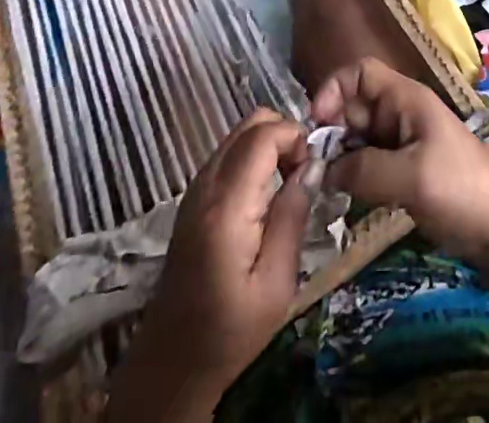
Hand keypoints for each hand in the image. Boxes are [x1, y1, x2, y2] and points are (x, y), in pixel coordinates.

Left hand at [125, 110, 311, 418]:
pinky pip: (229, 156)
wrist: (171, 365)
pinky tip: (269, 194)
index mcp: (225, 207)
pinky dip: (255, 158)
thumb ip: (293, 216)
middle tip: (306, 171)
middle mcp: (204, 188)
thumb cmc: (230, 330)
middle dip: (286, 133)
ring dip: (271, 144)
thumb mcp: (276, 281)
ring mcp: (194, 192)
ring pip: (238, 135)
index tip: (316, 166)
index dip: (297, 136)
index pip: (263, 135)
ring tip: (293, 183)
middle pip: (249, 124)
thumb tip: (313, 165)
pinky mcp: (193, 201)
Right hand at [311, 58, 488, 258]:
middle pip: (352, 107)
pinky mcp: (402, 170)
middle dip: (331, 132)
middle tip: (314, 169)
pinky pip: (366, 163)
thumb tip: (323, 172)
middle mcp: (401, 115)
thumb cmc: (460, 190)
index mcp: (407, 100)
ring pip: (356, 138)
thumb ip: (362, 169)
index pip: (361, 72)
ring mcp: (402, 143)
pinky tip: (342, 197)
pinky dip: (352, 175)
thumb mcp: (410, 177)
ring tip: (325, 187)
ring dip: (339, 158)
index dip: (334, 89)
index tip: (317, 124)